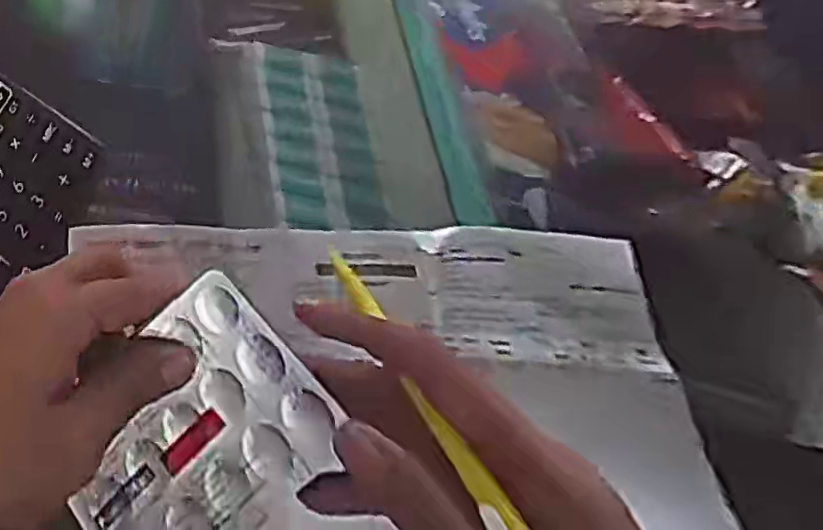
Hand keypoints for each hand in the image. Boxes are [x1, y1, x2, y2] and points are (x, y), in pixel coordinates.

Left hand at [0, 246, 196, 528]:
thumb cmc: (2, 459)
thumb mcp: (80, 433)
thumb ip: (131, 385)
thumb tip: (176, 353)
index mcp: (57, 309)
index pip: (126, 288)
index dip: (167, 289)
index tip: (201, 290)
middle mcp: (35, 293)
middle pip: (98, 263)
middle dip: (139, 273)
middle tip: (180, 298)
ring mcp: (16, 307)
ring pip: (76, 278)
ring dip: (113, 290)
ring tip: (153, 325)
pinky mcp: (6, 327)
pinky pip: (57, 299)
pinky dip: (89, 309)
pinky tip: (109, 345)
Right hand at [294, 301, 639, 529]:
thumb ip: (422, 503)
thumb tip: (350, 434)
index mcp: (539, 464)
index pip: (435, 365)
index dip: (364, 329)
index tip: (308, 314)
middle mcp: (531, 461)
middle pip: (418, 398)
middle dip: (344, 391)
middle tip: (283, 389)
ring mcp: (523, 485)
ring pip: (419, 436)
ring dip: (356, 439)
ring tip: (302, 448)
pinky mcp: (512, 509)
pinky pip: (435, 472)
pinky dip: (386, 475)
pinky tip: (340, 493)